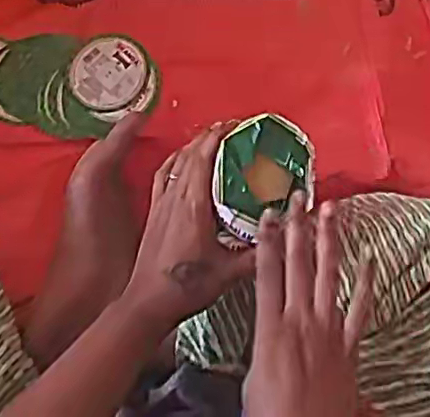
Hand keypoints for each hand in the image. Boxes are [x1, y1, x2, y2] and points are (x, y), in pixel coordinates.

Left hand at [120, 124, 253, 331]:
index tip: (235, 125)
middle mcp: (177, 196)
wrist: (146, 305)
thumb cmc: (186, 288)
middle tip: (231, 128)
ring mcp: (162, 202)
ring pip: (178, 161)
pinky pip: (163, 174)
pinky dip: (174, 159)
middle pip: (192, 152)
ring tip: (211, 137)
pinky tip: (180, 157)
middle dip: (211, 135)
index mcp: (194, 203)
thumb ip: (257, 253)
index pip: (205, 155)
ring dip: (194, 144)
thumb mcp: (228, 272)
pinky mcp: (154, 211)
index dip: (219, 135)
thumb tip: (283, 235)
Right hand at [243, 197, 375, 416]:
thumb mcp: (252, 377)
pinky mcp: (349, 345)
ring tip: (332, 210)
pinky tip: (370, 258)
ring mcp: (328, 329)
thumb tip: (266, 322)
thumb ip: (261, 341)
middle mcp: (301, 320)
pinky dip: (365, 281)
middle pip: (298, 263)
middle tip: (300, 197)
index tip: (268, 212)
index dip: (266, 240)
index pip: (266, 272)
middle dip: (298, 227)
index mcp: (271, 329)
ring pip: (329, 273)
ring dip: (329, 239)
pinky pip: (360, 307)